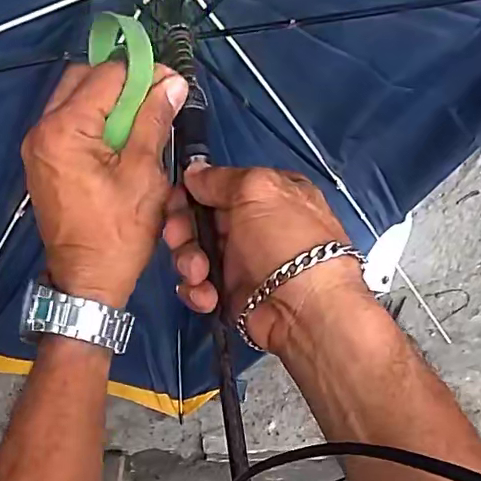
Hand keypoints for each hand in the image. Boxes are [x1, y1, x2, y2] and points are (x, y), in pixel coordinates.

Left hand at [22, 61, 188, 308]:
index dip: (142, 74)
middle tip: (155, 100)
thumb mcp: (144, 176)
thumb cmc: (117, 236)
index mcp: (63, 130)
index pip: (106, 77)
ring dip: (107, 104)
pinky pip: (68, 128)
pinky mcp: (43, 165)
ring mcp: (37, 149)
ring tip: (141, 121)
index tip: (170, 84)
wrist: (87, 283)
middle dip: (121, 84)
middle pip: (82, 81)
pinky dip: (94, 125)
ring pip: (73, 102)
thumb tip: (171, 84)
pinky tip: (120, 141)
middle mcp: (41, 131)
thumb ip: (153, 122)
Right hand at [164, 164, 368, 352]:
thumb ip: (221, 179)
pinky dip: (197, 292)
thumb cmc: (284, 240)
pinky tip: (208, 297)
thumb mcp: (256, 191)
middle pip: (199, 221)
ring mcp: (240, 263)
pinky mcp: (230, 295)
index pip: (218, 187)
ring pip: (194, 255)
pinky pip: (199, 288)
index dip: (192, 193)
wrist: (304, 308)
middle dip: (183, 230)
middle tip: (180, 239)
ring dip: (189, 263)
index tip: (176, 201)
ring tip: (199, 274)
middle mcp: (252, 226)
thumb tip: (194, 171)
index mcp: (265, 194)